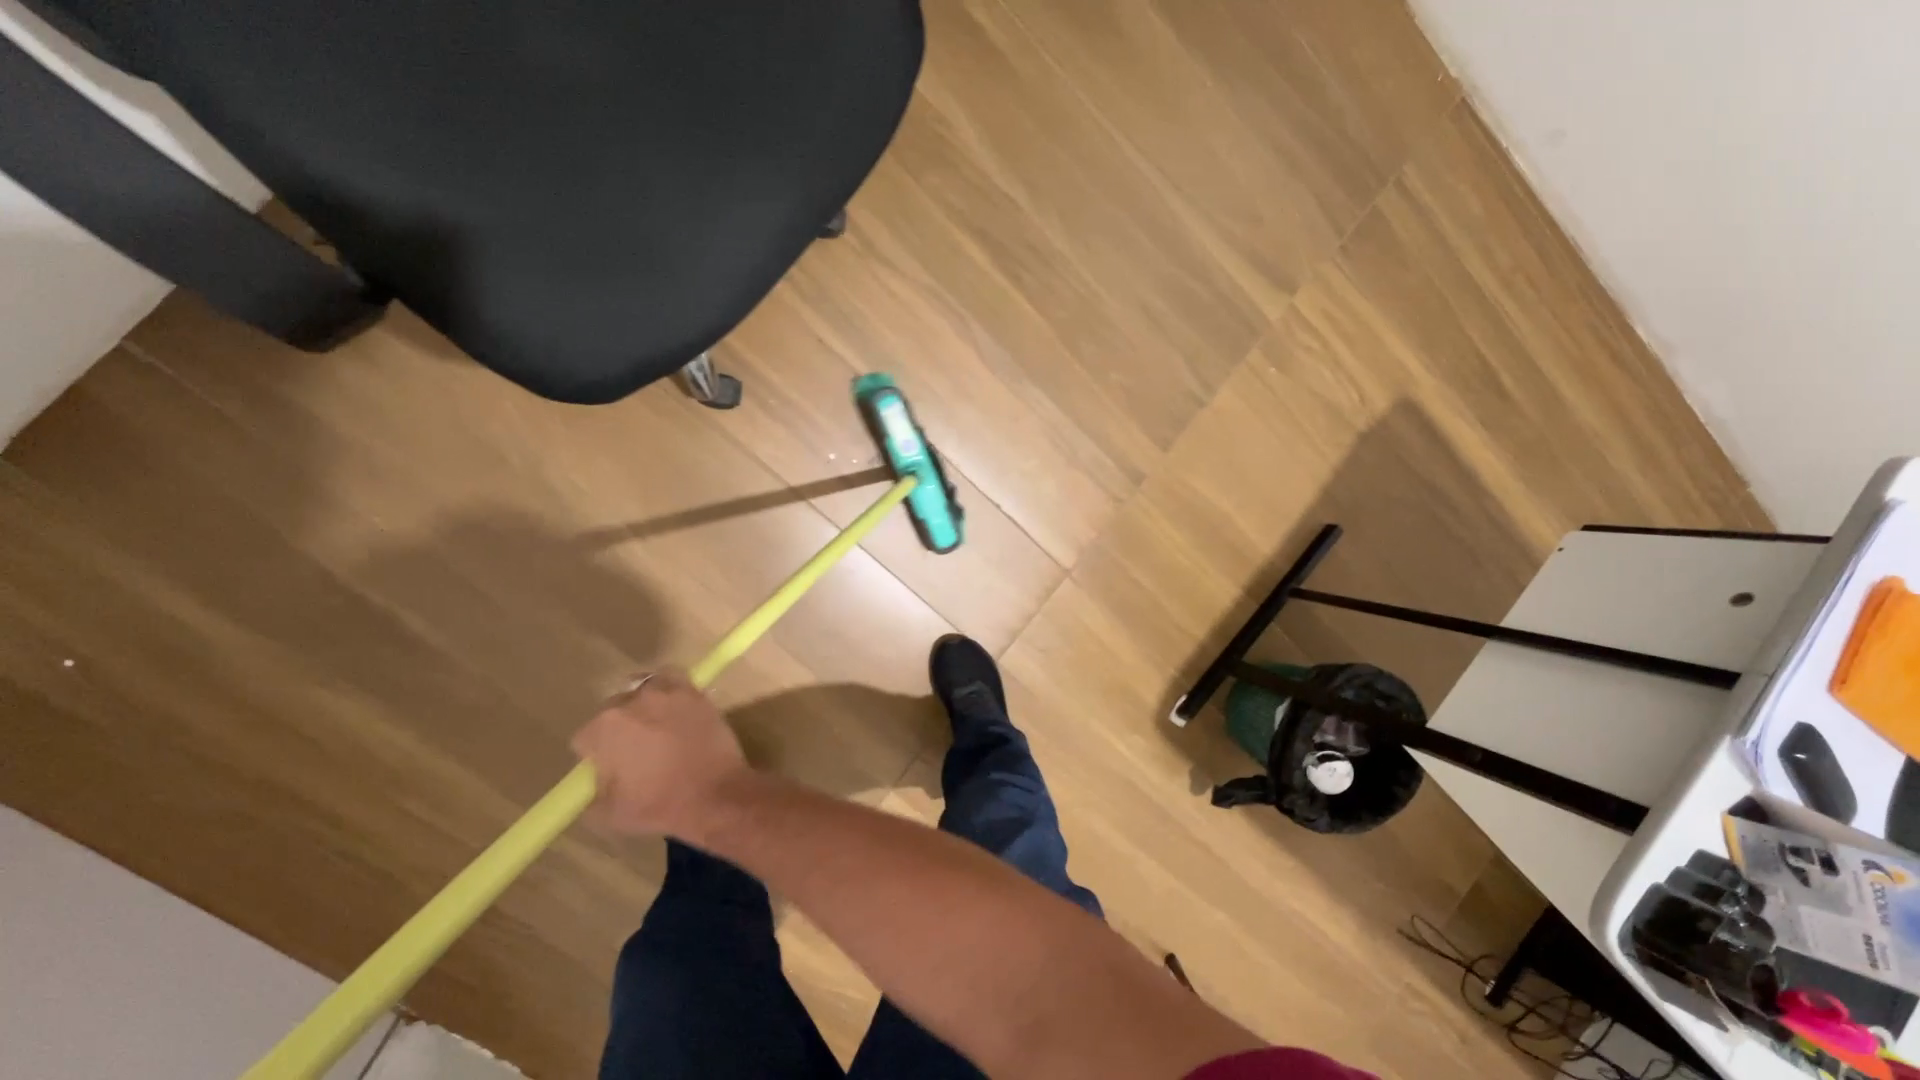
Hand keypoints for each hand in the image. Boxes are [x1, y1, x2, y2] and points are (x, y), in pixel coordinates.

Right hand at [571, 668, 749, 836]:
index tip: (610, 770)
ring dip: (641, 705)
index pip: (584, 738)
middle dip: (618, 729)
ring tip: (653, 726)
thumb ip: (594, 793)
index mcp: (603, 728)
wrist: (715, 795)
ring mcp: (664, 692)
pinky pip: (672, 680)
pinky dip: (668, 689)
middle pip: (612, 711)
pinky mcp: (693, 692)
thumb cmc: (661, 806)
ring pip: (641, 690)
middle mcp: (630, 701)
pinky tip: (673, 707)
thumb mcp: (611, 813)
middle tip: (635, 751)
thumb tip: (598, 779)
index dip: (595, 757)